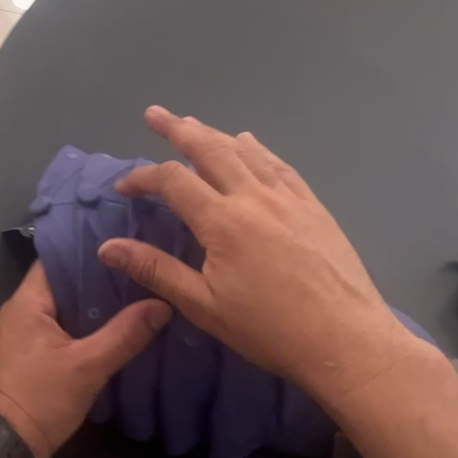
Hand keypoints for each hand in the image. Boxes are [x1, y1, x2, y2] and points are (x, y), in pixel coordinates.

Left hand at [0, 262, 171, 457]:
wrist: (7, 444)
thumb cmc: (41, 397)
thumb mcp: (88, 366)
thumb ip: (124, 335)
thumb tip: (162, 304)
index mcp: (27, 301)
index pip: (57, 260)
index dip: (88, 253)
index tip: (121, 248)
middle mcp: (20, 309)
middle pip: (61, 283)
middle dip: (96, 279)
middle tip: (135, 271)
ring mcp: (22, 332)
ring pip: (61, 306)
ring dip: (89, 304)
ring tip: (130, 294)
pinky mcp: (28, 352)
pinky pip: (57, 326)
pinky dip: (80, 325)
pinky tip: (109, 327)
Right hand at [98, 106, 421, 404]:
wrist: (350, 343)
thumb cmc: (271, 330)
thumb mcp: (203, 306)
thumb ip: (155, 269)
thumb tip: (107, 248)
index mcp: (222, 221)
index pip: (172, 180)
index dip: (142, 178)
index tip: (123, 189)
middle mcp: (253, 198)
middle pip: (209, 148)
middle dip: (177, 128)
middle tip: (154, 113)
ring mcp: (288, 199)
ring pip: (245, 151)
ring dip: (214, 133)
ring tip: (192, 123)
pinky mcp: (314, 208)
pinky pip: (280, 166)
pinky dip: (258, 149)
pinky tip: (250, 141)